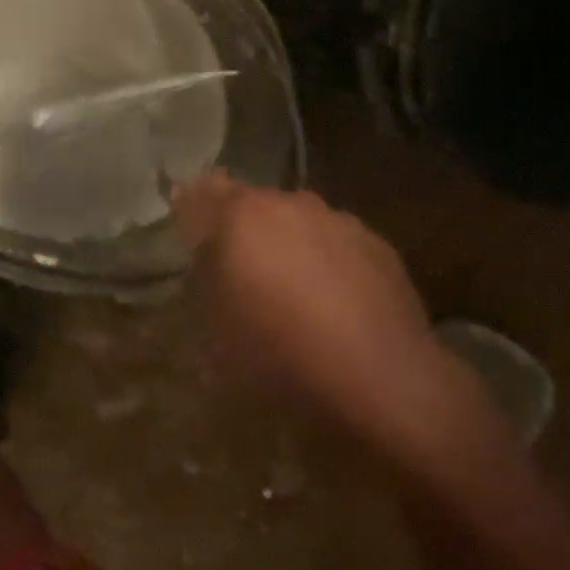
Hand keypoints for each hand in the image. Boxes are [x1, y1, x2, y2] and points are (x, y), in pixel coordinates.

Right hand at [173, 173, 438, 427]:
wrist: (381, 377)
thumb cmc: (279, 350)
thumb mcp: (215, 319)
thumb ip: (204, 270)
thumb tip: (204, 247)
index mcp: (239, 213)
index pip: (200, 192)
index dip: (190, 207)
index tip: (187, 229)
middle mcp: (287, 203)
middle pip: (251, 203)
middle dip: (241, 227)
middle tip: (238, 268)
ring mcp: (337, 220)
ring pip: (297, 221)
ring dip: (287, 242)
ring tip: (291, 287)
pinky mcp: (378, 245)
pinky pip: (336, 243)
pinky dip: (326, 260)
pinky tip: (334, 301)